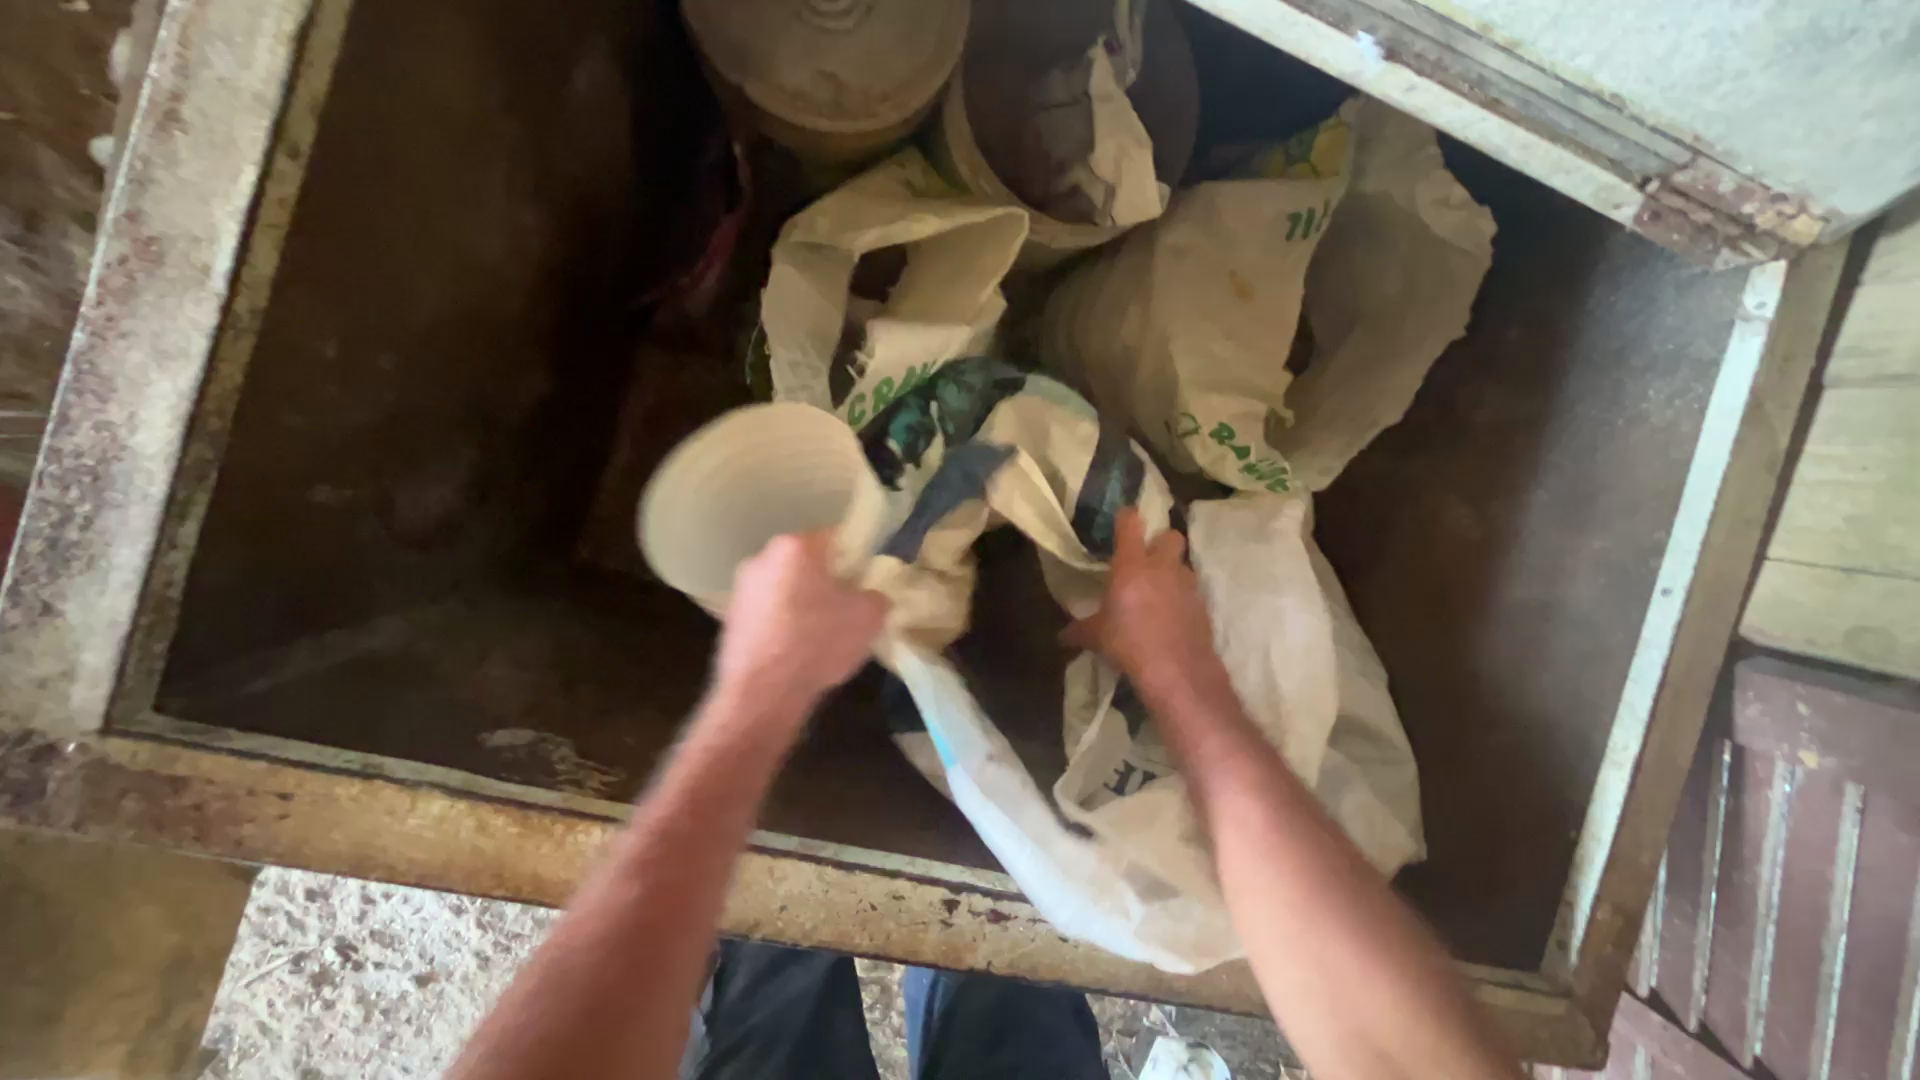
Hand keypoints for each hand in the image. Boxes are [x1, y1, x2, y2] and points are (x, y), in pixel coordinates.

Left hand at [713, 530, 888, 711]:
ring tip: (823, 635)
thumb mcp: (867, 618)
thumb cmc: (817, 644)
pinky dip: (784, 624)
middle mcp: (761, 557)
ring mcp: (741, 588)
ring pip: (785, 587)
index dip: (856, 556)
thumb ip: (877, 596)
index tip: (867, 579)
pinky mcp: (730, 618)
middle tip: (848, 607)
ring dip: (803, 603)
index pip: (835, 536)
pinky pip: (769, 612)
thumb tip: (872, 595)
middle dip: (827, 580)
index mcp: (795, 547)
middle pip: (806, 562)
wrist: (762, 694)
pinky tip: (797, 651)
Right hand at [1063, 508, 1228, 707]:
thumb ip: (1080, 631)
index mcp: (1132, 565)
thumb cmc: (1128, 644)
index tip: (1122, 520)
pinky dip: (1182, 600)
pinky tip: (1171, 619)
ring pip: (1183, 565)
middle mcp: (1163, 567)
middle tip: (1146, 560)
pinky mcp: (1203, 607)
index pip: (1131, 523)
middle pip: (1171, 535)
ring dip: (1173, 573)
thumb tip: (1062, 636)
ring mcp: (1187, 586)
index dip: (1126, 518)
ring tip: (1158, 594)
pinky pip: (1192, 593)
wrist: (1178, 672)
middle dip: (1161, 542)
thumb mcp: (1097, 638)